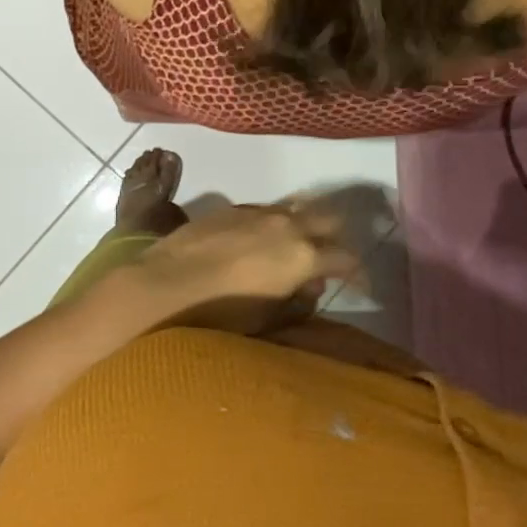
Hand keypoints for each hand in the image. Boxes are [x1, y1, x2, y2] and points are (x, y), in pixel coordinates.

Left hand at [131, 203, 359, 336]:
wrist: (165, 284)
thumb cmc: (221, 312)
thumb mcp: (268, 317)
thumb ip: (297, 299)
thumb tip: (309, 285)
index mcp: (304, 254)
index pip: (347, 258)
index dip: (359, 274)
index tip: (362, 287)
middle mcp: (287, 225)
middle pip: (328, 217)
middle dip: (336, 236)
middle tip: (332, 258)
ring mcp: (257, 212)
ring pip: (295, 209)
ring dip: (303, 225)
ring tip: (297, 247)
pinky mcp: (230, 209)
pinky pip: (264, 211)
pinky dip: (273, 224)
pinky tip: (260, 242)